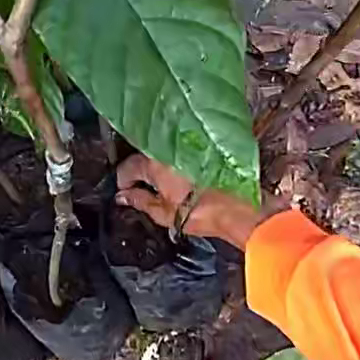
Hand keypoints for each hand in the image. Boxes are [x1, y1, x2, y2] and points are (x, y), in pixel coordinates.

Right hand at [116, 154, 269, 248]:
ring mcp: (184, 147)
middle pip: (143, 157)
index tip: (125, 193)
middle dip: (139, 172)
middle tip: (141, 191)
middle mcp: (166, 150)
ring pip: (160, 153)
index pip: (127, 167)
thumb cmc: (201, 212)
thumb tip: (123, 197)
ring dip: (156, 167)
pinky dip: (172, 163)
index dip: (123, 182)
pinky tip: (178, 179)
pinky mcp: (200, 149)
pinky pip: (176, 153)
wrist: (237, 208)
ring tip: (160, 186)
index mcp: (153, 164)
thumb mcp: (163, 213)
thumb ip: (139, 201)